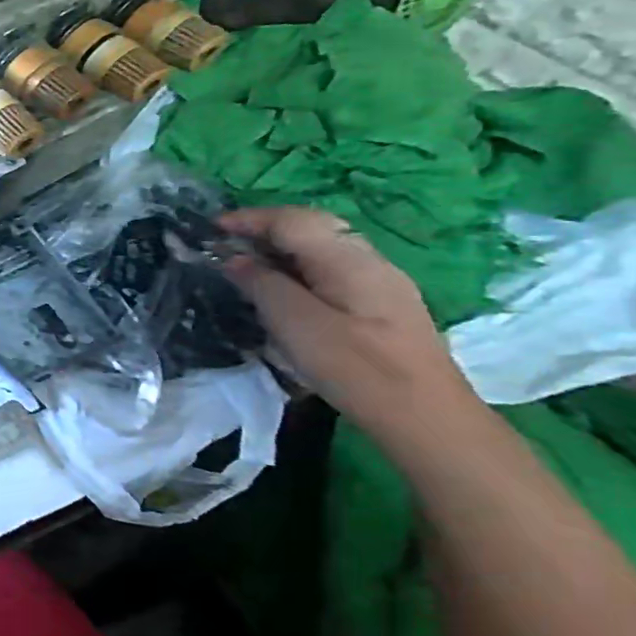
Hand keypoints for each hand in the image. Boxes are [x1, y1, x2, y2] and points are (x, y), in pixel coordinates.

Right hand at [219, 207, 480, 434]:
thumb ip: (262, 284)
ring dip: (280, 246)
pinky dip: (297, 265)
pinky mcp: (381, 304)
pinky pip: (331, 268)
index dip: (249, 218)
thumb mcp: (296, 324)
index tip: (209, 228)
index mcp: (348, 260)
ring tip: (243, 263)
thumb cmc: (356, 367)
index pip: (293, 220)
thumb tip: (235, 259)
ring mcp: (381, 282)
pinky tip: (281, 287)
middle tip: (223, 243)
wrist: (425, 416)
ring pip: (323, 247)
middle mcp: (369, 261)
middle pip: (312, 226)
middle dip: (265, 228)